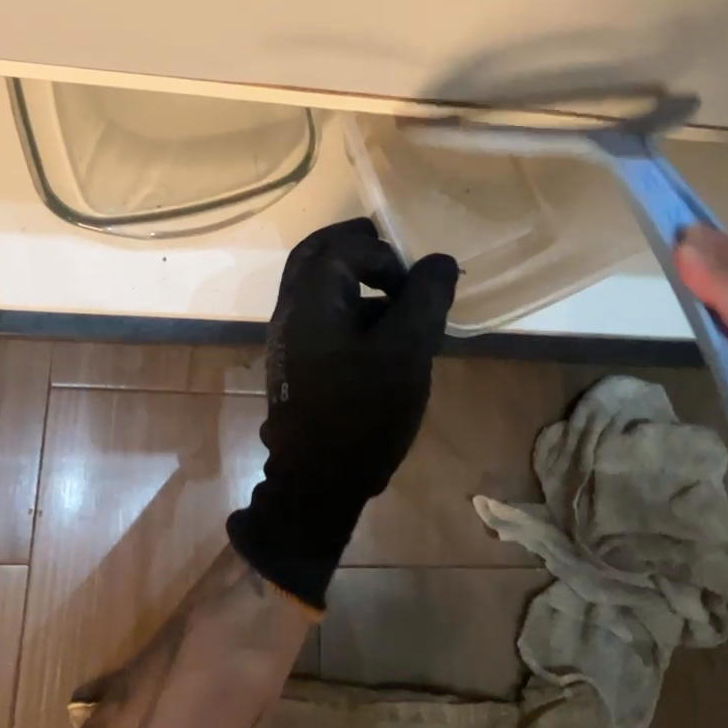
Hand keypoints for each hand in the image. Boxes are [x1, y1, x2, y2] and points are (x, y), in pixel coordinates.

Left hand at [227, 218, 458, 609]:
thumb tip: (440, 261)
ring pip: (314, 288)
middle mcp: (289, 311)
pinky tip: (379, 336)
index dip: (383, 255)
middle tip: (384, 244)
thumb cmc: (362, 412)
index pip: (344, 249)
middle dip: (351, 245)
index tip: (413, 282)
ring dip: (348, 278)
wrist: (316, 483)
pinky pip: (318, 318)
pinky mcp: (294, 365)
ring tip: (393, 296)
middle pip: (315, 257)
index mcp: (309, 299)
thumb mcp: (405, 352)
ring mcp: (287, 340)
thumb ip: (423, 300)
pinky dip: (346, 308)